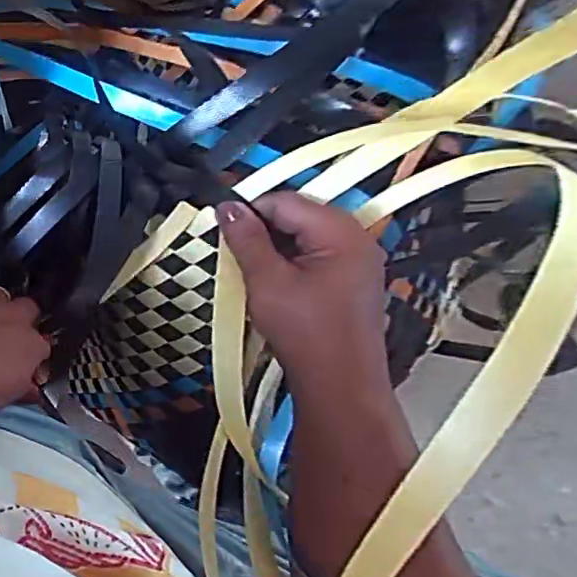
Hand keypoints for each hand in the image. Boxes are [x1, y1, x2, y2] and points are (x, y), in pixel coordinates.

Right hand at [215, 193, 389, 397]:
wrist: (336, 374)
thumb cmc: (303, 327)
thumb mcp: (266, 279)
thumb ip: (247, 239)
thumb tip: (227, 208)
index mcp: (340, 233)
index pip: (285, 201)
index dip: (249, 210)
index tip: (221, 228)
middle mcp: (356, 238)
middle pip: (298, 212)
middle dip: (261, 225)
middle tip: (232, 249)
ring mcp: (356, 257)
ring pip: (303, 231)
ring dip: (272, 242)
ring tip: (249, 266)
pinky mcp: (349, 274)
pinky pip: (312, 250)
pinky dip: (286, 256)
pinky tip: (269, 276)